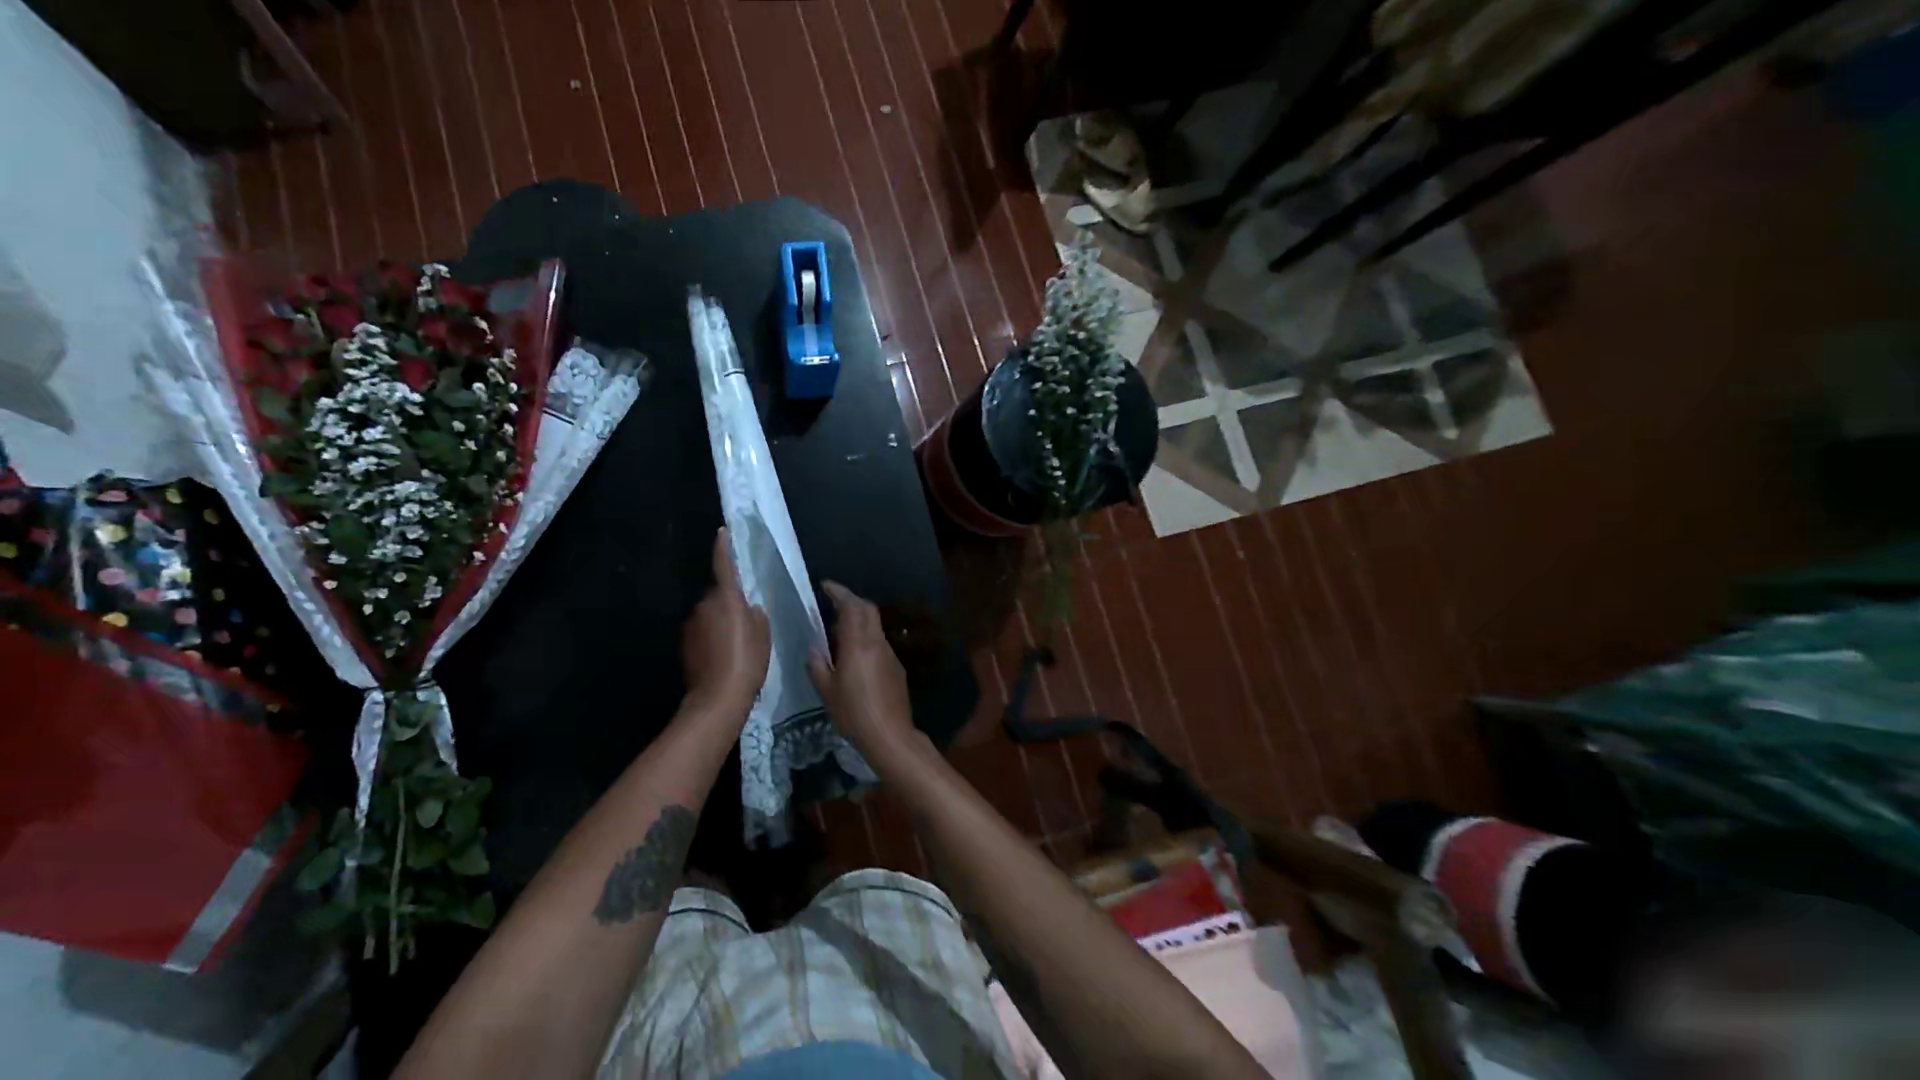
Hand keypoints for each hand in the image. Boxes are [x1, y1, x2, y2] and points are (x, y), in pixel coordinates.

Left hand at [682, 528, 769, 714]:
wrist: (717, 698)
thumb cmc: (747, 662)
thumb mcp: (763, 635)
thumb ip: (756, 615)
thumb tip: (749, 608)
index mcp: (726, 599)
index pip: (724, 566)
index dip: (724, 548)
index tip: (722, 532)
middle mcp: (704, 606)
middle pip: (717, 595)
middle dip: (729, 602)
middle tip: (747, 621)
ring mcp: (691, 625)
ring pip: (709, 614)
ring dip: (720, 621)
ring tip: (736, 643)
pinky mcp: (684, 643)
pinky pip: (701, 631)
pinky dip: (711, 637)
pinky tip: (723, 655)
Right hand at [807, 581, 917, 763]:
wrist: (890, 735)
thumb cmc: (854, 713)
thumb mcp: (826, 692)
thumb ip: (817, 666)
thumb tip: (815, 650)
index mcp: (858, 645)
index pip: (852, 606)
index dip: (839, 592)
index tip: (826, 586)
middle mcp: (877, 643)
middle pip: (868, 609)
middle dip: (851, 601)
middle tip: (832, 603)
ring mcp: (890, 654)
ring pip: (874, 626)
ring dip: (858, 621)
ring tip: (837, 633)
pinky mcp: (896, 668)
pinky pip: (879, 643)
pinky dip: (865, 639)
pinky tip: (853, 657)